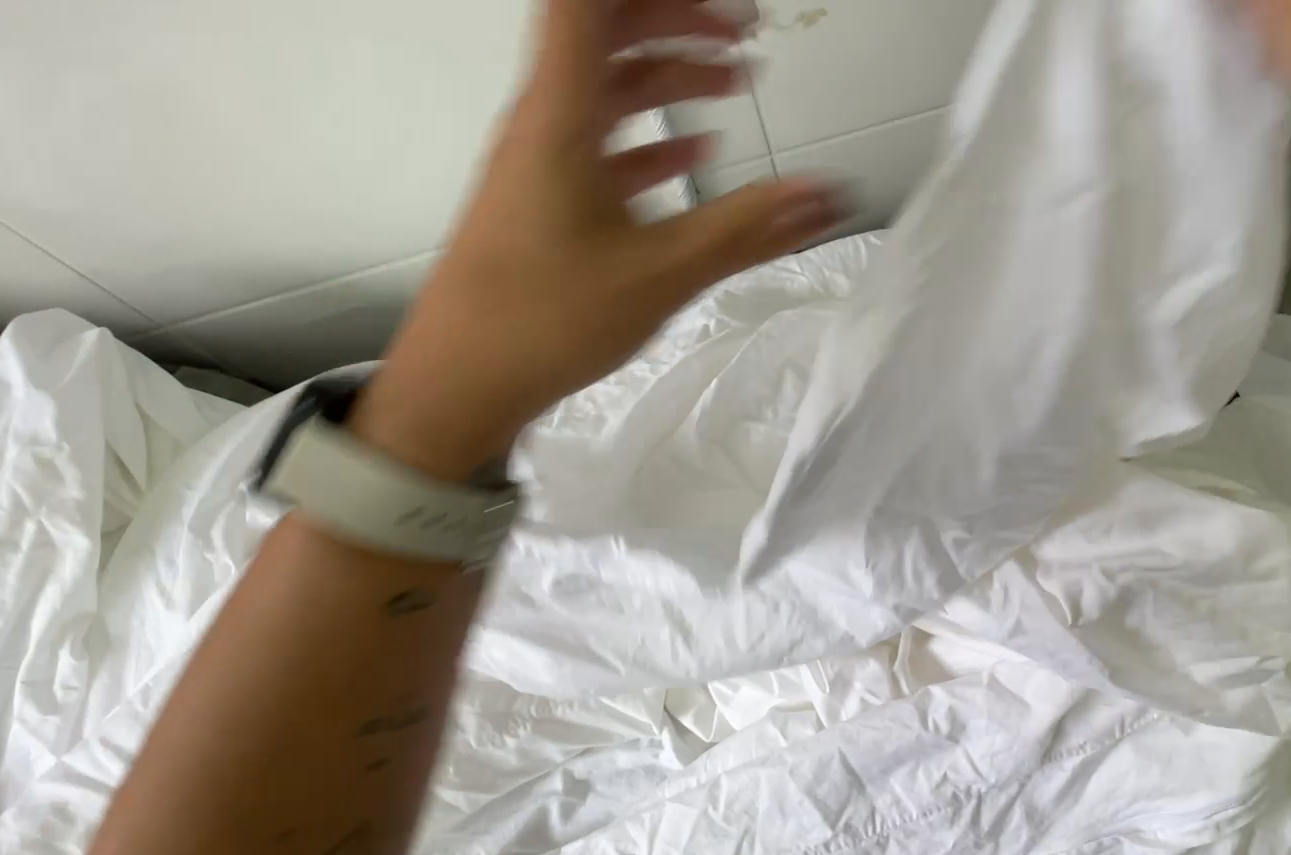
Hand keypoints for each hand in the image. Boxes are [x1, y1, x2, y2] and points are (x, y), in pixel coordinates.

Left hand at [355, 0, 844, 479]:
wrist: (462, 380)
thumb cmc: (552, 319)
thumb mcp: (662, 274)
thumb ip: (748, 230)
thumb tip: (829, 197)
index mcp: (561, 114)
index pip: (590, 4)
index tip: (719, 2)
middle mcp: (544, 118)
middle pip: (605, 30)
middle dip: (679, 20)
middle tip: (748, 33)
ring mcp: (541, 159)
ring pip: (607, 87)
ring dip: (669, 75)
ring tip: (737, 83)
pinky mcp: (545, 199)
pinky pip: (601, 142)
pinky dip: (650, 135)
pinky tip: (693, 155)